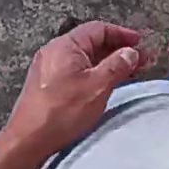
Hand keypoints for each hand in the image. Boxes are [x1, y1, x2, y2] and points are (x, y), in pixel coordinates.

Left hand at [0, 21, 144, 160]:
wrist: (28, 139)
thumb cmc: (60, 112)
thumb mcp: (97, 86)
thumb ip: (117, 65)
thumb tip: (131, 53)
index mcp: (65, 45)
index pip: (98, 29)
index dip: (122, 34)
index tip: (139, 43)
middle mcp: (54, 52)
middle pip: (91, 42)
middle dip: (117, 50)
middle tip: (139, 60)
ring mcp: (48, 68)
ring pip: (84, 58)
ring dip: (107, 63)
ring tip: (127, 73)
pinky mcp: (47, 84)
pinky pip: (75, 71)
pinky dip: (93, 73)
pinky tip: (105, 85)